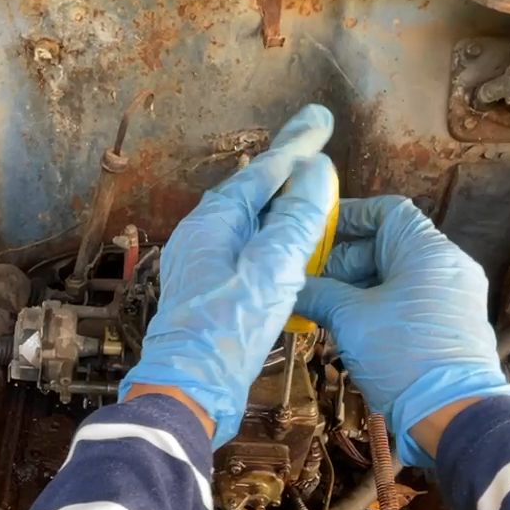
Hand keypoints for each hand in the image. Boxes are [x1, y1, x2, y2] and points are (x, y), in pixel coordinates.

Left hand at [119, 105, 337, 446]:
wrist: (189, 390)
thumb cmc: (226, 331)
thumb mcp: (270, 269)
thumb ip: (295, 218)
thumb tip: (315, 171)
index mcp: (212, 223)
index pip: (261, 172)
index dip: (295, 146)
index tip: (321, 120)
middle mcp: (202, 236)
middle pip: (251, 190)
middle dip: (286, 165)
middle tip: (316, 138)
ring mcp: (204, 264)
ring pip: (248, 219)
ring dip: (278, 199)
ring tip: (304, 180)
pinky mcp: (211, 290)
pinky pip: (246, 247)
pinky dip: (271, 234)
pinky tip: (285, 240)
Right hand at [294, 195, 509, 465]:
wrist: (453, 413)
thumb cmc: (401, 354)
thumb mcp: (350, 319)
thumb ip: (318, 294)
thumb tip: (289, 287)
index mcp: (427, 251)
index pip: (387, 211)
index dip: (349, 216)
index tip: (315, 232)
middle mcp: (446, 265)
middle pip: (387, 245)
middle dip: (343, 260)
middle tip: (308, 280)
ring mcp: (452, 295)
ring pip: (395, 275)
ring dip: (355, 286)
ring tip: (321, 306)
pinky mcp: (450, 323)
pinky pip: (408, 299)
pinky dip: (376, 304)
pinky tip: (347, 325)